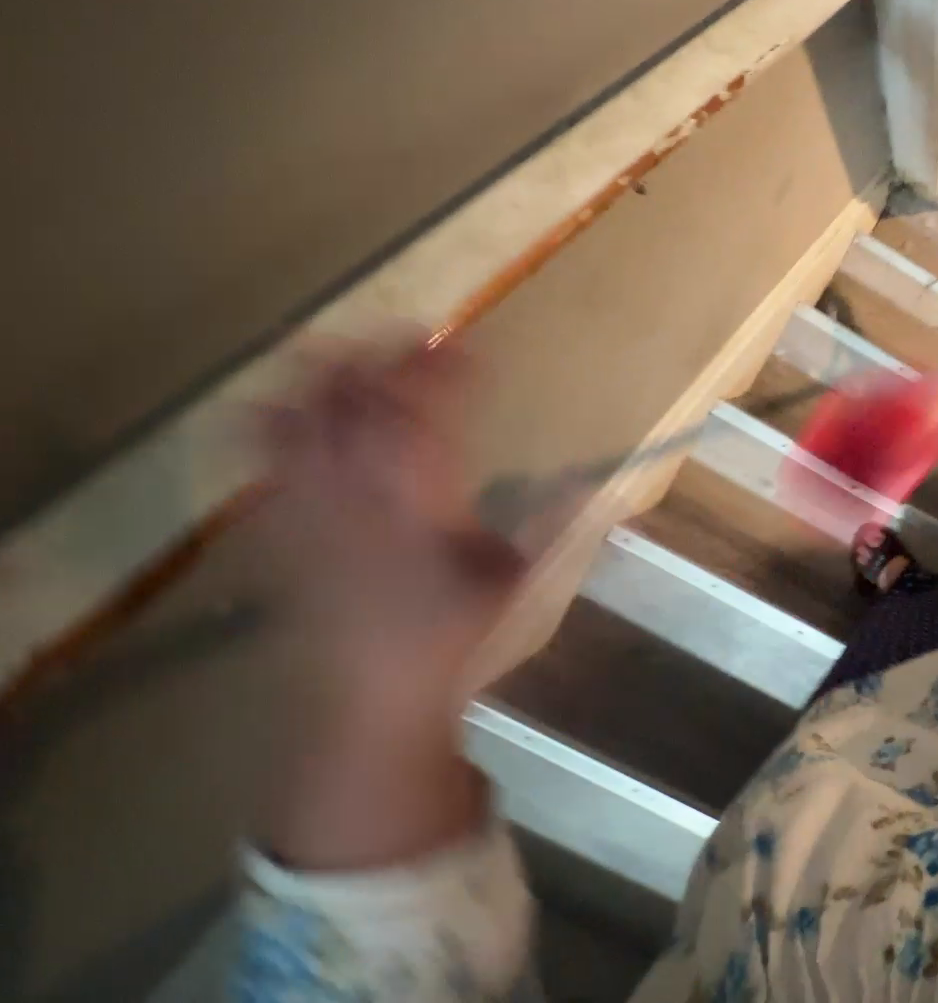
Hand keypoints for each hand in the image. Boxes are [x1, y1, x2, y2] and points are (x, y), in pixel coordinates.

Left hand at [259, 341, 521, 717]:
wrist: (373, 684)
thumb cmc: (453, 628)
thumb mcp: (513, 576)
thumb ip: (547, 524)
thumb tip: (591, 484)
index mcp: (422, 500)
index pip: (426, 416)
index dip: (445, 375)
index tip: (467, 346)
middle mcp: (359, 492)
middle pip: (358, 404)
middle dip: (384, 358)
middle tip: (413, 333)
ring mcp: (312, 504)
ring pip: (303, 419)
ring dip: (323, 375)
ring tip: (342, 346)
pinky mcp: (283, 522)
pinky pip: (266, 455)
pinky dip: (274, 416)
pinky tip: (283, 401)